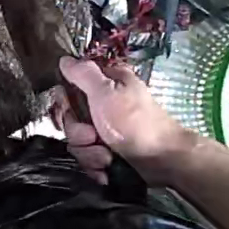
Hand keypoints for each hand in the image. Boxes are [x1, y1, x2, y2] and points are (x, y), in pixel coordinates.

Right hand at [56, 56, 199, 182]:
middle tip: (93, 136)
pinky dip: (96, 167)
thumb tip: (65, 60)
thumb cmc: (136, 123)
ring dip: (89, 153)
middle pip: (70, 121)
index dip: (64, 105)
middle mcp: (103, 106)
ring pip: (78, 143)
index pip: (68, 90)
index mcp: (105, 84)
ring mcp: (106, 131)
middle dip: (79, 134)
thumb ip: (84, 74)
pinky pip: (88, 160)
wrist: (163, 160)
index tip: (70, 113)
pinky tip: (107, 169)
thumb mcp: (107, 92)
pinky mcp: (109, 152)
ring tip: (106, 157)